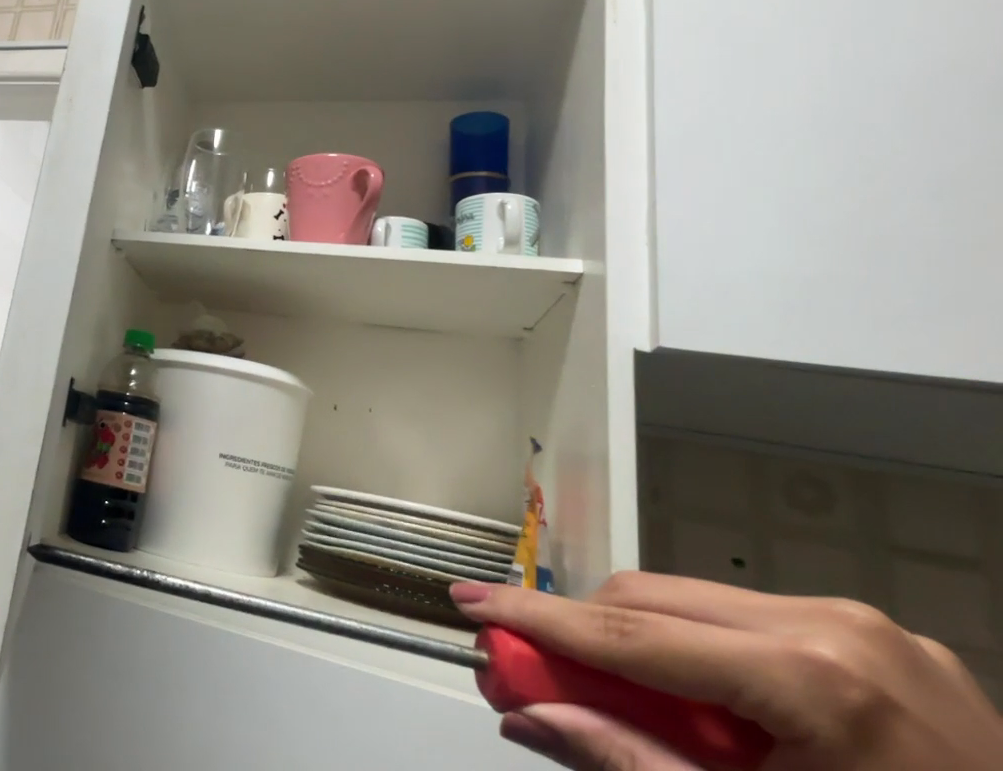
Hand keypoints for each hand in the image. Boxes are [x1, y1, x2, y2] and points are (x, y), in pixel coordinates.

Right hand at [453, 572, 1002, 769]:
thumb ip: (629, 765)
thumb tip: (525, 718)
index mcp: (815, 679)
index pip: (631, 633)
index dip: (536, 618)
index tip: (467, 603)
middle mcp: (837, 624)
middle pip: (653, 597)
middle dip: (583, 631)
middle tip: (535, 674)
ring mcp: (869, 625)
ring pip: (696, 602)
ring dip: (642, 642)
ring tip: (635, 706)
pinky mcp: (885, 636)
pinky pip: (751, 620)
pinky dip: (704, 652)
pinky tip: (714, 710)